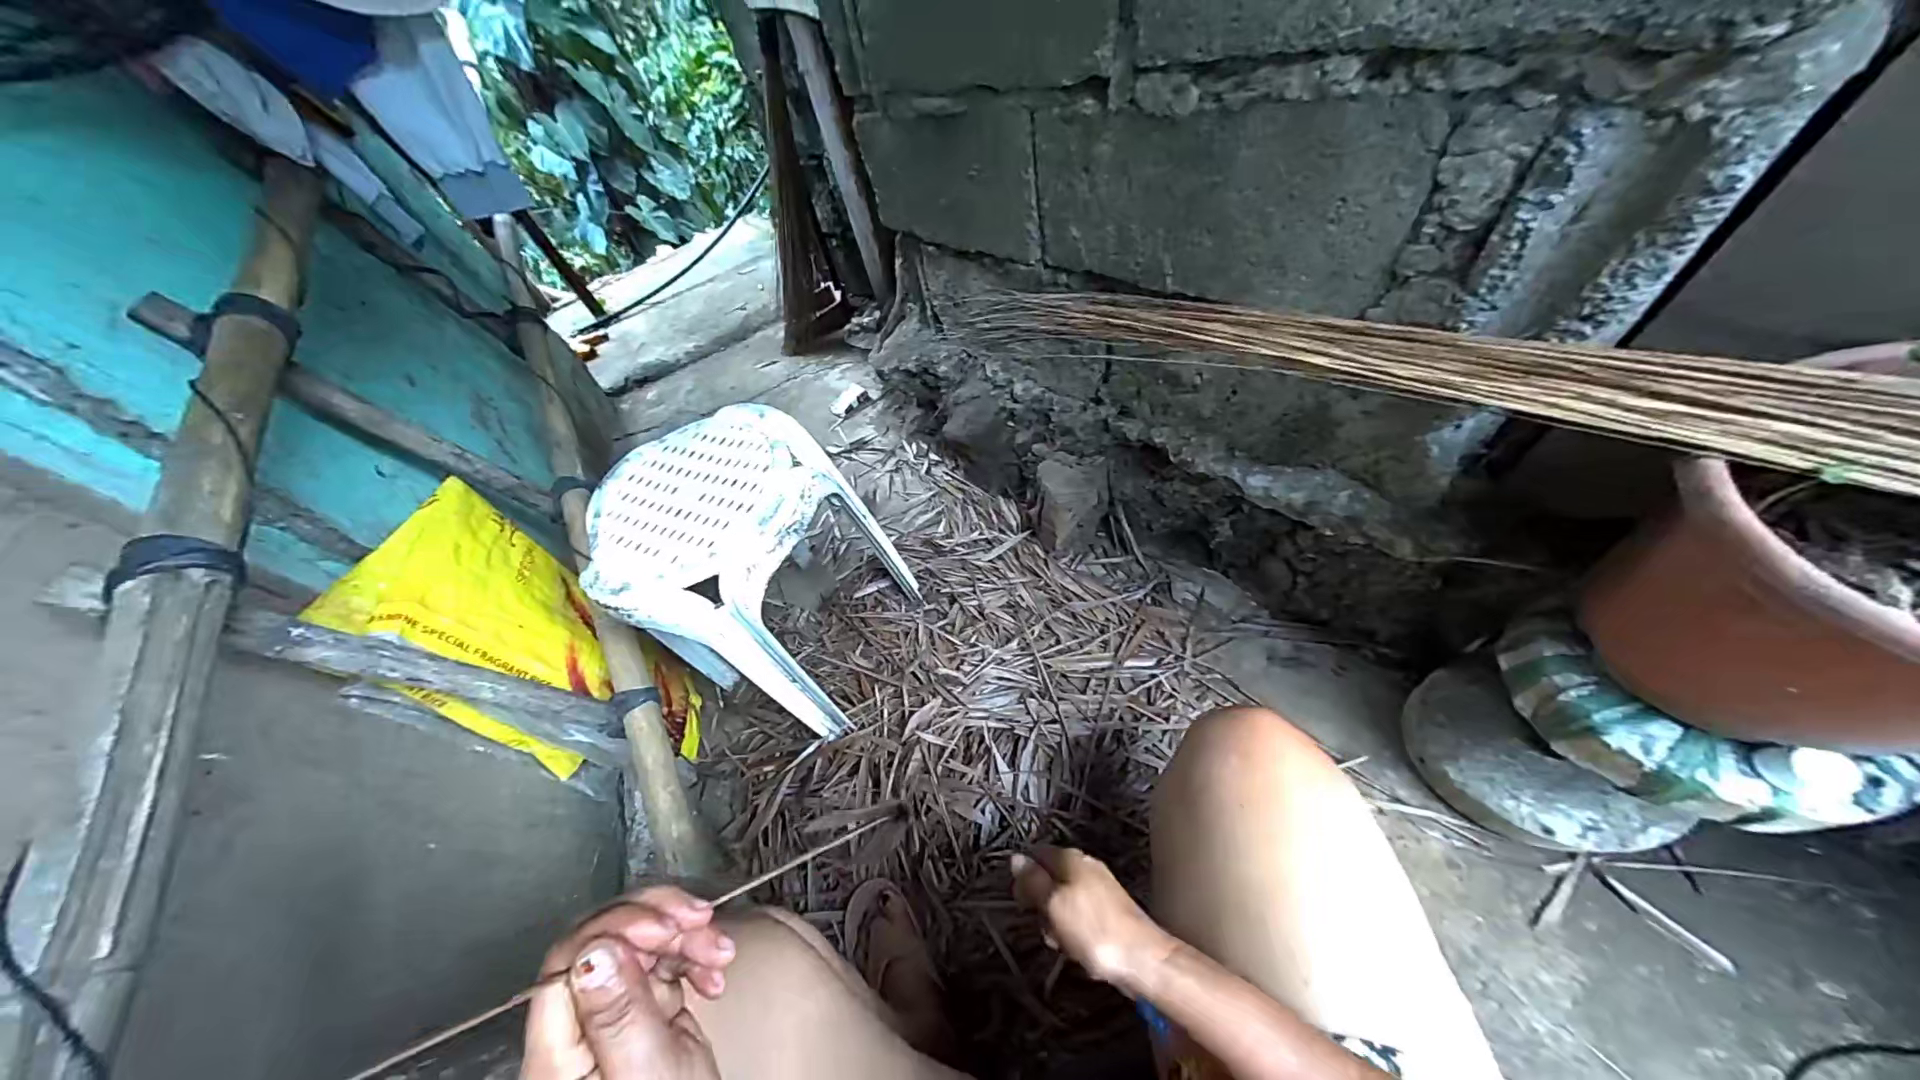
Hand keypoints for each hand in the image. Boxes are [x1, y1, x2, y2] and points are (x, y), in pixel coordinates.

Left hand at [522, 885, 735, 1079]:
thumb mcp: (649, 1076)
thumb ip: (619, 1014)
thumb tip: (595, 949)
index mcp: (558, 1054)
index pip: (567, 962)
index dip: (617, 929)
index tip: (668, 929)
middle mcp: (579, 1032)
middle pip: (604, 945)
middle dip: (659, 923)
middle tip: (703, 923)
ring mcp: (614, 1023)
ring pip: (639, 948)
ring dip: (685, 937)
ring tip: (722, 952)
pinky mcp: (646, 1018)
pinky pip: (664, 965)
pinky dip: (694, 957)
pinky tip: (716, 974)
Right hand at [1011, 846, 1173, 993]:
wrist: (1142, 960)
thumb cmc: (1093, 930)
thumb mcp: (1053, 903)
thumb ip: (1033, 880)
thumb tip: (1015, 857)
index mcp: (1071, 858)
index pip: (1035, 854)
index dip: (1023, 876)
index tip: (1021, 901)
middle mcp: (1085, 866)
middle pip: (1048, 880)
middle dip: (1041, 905)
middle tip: (1046, 926)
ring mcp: (1099, 889)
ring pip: (1062, 902)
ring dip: (1056, 924)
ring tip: (1064, 942)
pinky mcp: (1108, 911)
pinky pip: (1079, 917)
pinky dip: (1074, 932)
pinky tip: (1079, 948)